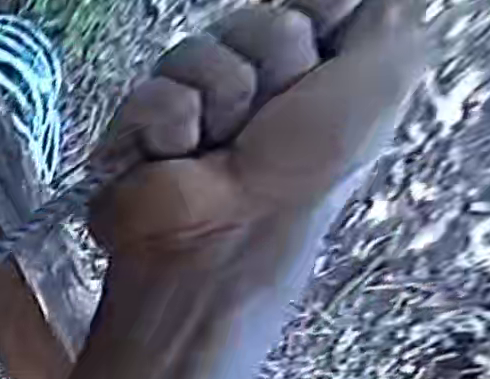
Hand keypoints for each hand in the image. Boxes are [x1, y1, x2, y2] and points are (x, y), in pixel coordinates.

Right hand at [91, 0, 427, 256]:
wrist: (231, 224)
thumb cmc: (308, 165)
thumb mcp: (388, 67)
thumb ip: (381, 10)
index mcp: (293, 65)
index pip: (297, 5)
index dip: (313, 24)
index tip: (316, 70)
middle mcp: (232, 83)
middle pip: (244, 22)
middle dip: (265, 63)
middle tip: (259, 120)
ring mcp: (173, 110)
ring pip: (190, 54)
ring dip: (218, 98)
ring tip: (214, 144)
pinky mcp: (123, 136)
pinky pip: (147, 95)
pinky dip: (169, 123)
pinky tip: (174, 155)